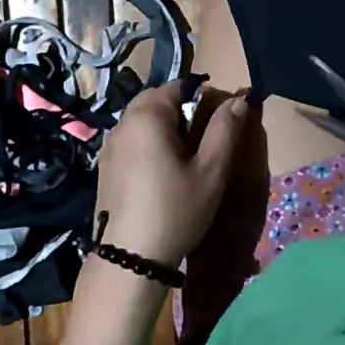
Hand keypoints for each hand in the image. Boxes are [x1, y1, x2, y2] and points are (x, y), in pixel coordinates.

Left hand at [94, 83, 246, 264]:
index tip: (225, 120)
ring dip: (168, 128)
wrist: (130, 258)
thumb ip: (225, 130)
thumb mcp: (210, 171)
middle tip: (208, 140)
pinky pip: (133, 142)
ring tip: (189, 158)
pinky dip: (151, 145)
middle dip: (185, 111)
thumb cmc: (176, 209)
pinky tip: (164, 173)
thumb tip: (239, 100)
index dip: (207, 96)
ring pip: (144, 122)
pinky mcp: (105, 168)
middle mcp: (122, 123)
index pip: (180, 85)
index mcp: (147, 116)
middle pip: (158, 101)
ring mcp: (109, 146)